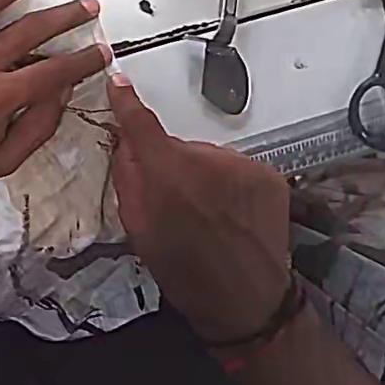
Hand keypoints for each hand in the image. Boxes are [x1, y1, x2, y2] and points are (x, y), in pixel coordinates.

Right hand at [107, 74, 291, 341]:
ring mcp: (241, 167)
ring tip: (208, 214)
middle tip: (176, 202)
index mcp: (168, 176)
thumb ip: (128, 180)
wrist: (246, 301)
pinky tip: (229, 212)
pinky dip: (228, 183)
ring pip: (207, 157)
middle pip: (176, 145)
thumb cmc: (187, 273)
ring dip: (203, 175)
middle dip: (171, 164)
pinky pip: (234, 167)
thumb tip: (125, 146)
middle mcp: (206, 162)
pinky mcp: (266, 174)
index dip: (126, 101)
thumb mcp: (138, 230)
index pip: (141, 124)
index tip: (119, 83)